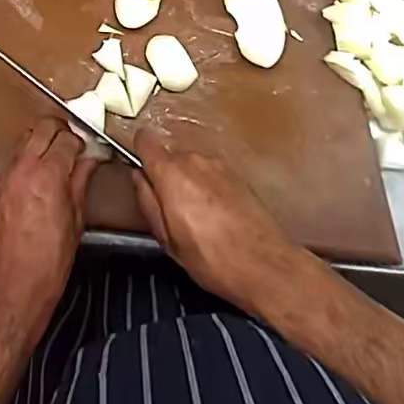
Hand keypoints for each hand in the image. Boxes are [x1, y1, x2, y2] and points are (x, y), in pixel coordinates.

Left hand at [0, 119, 99, 316]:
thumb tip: (90, 160)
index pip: (68, 137)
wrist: (14, 285)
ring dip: (44, 139)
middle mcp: (25, 168)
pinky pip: (17, 156)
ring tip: (59, 156)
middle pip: (44, 126)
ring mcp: (9, 175)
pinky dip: (30, 154)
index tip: (90, 146)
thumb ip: (82, 180)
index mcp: (49, 174)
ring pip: (27, 137)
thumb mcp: (77, 218)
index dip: (83, 140)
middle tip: (76, 143)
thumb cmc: (47, 261)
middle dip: (62, 130)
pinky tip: (42, 171)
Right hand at [131, 129, 316, 316]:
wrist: (264, 264)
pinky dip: (207, 187)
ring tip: (197, 219)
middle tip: (170, 211)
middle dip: (166, 177)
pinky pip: (210, 172)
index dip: (139, 150)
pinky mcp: (236, 173)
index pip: (146, 139)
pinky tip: (215, 217)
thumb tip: (139, 179)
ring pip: (190, 165)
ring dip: (188, 183)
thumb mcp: (167, 239)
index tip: (140, 167)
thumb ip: (147, 201)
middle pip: (169, 156)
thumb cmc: (213, 259)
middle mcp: (194, 160)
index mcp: (171, 173)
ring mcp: (218, 164)